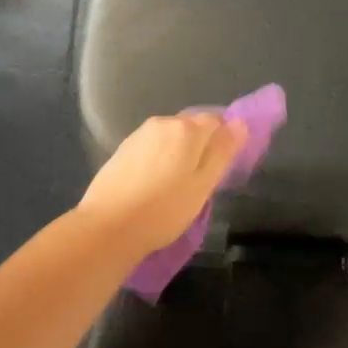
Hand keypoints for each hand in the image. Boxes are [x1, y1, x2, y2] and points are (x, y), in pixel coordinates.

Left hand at [77, 113, 246, 259]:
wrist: (107, 226)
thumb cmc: (164, 209)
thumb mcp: (202, 185)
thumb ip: (222, 152)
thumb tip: (240, 123)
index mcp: (186, 129)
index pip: (216, 121)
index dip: (224, 141)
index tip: (223, 167)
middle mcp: (162, 123)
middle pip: (192, 127)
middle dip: (201, 146)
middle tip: (202, 180)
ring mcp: (139, 135)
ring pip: (170, 137)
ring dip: (179, 153)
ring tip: (177, 185)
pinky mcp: (123, 150)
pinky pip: (152, 147)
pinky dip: (160, 159)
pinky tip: (155, 184)